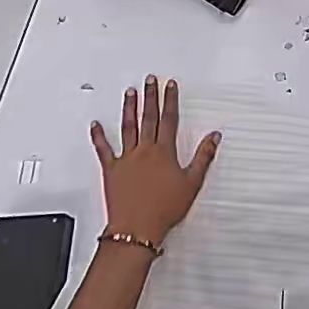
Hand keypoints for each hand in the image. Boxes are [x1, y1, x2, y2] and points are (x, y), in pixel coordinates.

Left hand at [89, 75, 220, 252]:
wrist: (138, 228)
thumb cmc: (164, 209)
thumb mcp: (192, 183)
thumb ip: (203, 157)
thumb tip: (213, 137)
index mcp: (164, 153)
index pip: (169, 119)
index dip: (170, 100)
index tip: (169, 86)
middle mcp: (144, 151)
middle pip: (148, 118)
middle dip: (150, 97)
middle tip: (149, 80)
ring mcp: (126, 159)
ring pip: (128, 127)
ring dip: (129, 108)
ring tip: (130, 93)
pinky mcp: (112, 170)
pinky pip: (104, 149)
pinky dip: (99, 136)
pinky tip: (96, 125)